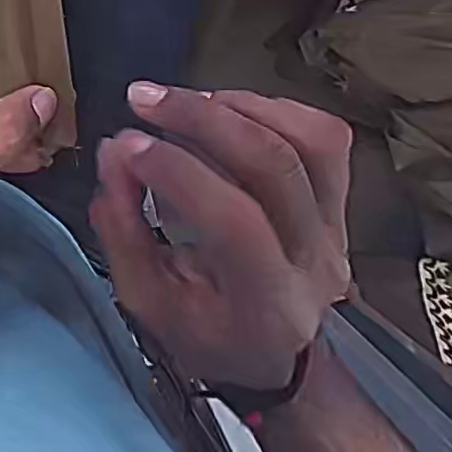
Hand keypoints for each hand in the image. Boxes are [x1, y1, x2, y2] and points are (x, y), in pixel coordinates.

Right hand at [91, 83, 351, 389]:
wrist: (273, 354)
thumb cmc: (203, 330)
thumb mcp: (144, 297)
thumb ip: (122, 227)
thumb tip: (113, 153)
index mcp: (266, 300)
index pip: (235, 220)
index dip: (176, 171)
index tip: (124, 144)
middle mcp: (313, 259)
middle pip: (273, 163)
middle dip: (199, 117)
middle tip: (141, 98)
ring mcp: (334, 226)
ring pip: (307, 139)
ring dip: (234, 107)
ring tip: (180, 102)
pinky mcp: (338, 201)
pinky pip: (323, 135)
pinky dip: (268, 108)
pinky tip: (221, 110)